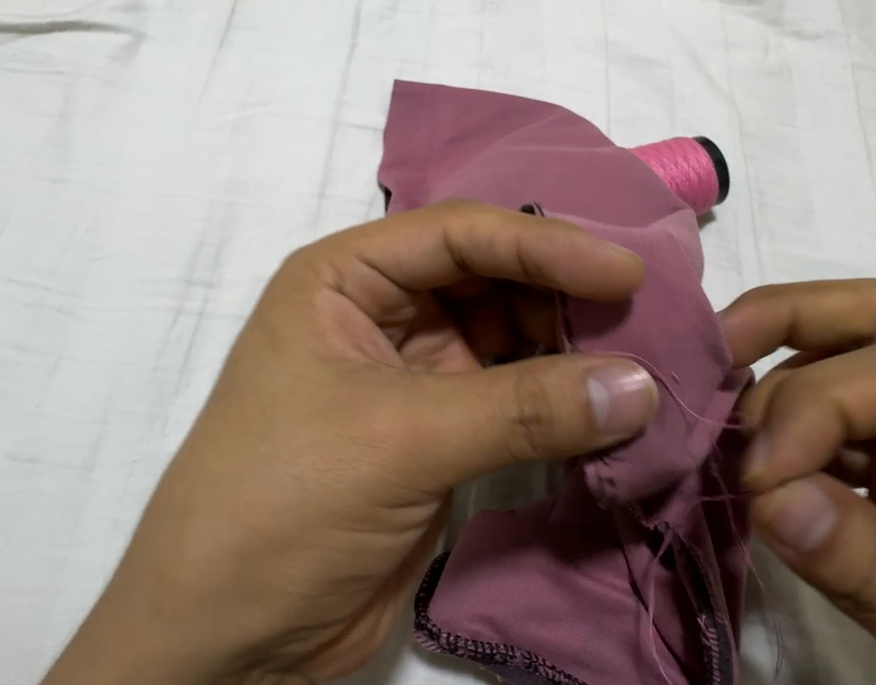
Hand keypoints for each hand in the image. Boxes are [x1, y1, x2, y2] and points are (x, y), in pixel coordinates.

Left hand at [43, 201, 661, 684]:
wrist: (224, 640)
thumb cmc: (280, 505)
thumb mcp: (397, 441)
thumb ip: (522, 410)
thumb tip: (641, 383)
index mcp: (345, 278)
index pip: (459, 235)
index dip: (544, 243)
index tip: (625, 270)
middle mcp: (381, 310)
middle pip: (491, 278)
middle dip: (565, 294)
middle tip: (650, 316)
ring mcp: (413, 372)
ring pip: (510, 337)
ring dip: (571, 349)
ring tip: (646, 363)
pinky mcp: (438, 431)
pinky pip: (515, 398)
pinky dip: (561, 402)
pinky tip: (613, 408)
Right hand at [720, 280, 875, 684]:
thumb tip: (768, 496)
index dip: (817, 403)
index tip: (756, 478)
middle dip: (792, 318)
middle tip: (711, 354)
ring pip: (871, 358)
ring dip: (787, 371)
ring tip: (729, 432)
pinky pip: (861, 430)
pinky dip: (799, 430)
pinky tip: (765, 471)